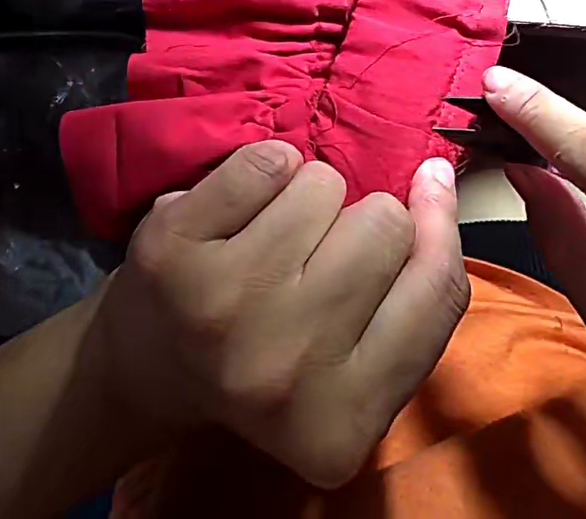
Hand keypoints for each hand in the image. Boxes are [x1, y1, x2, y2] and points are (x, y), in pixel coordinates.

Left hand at [91, 141, 469, 487]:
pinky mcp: (174, 245)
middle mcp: (284, 368)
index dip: (441, 224)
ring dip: (309, 192)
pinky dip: (268, 163)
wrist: (144, 361)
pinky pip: (263, 161)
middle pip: (382, 226)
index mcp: (342, 423)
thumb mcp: (350, 366)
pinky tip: (245, 196)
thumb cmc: (264, 355)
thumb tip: (440, 177)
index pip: (435, 292)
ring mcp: (223, 302)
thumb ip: (409, 295)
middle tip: (319, 246)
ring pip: (323, 184)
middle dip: (359, 220)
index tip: (430, 181)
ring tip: (277, 229)